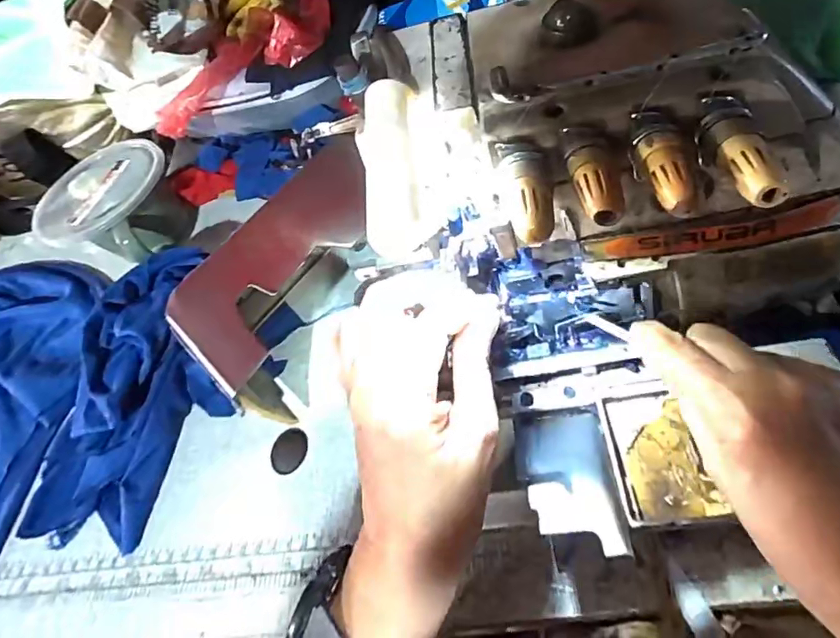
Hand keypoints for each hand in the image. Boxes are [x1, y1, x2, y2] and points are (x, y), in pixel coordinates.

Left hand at [331, 279, 500, 637]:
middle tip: (462, 301)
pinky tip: (403, 325)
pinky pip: (349, 339)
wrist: (407, 548)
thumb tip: (483, 318)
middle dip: (428, 290)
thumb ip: (477, 367)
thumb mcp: (479, 436)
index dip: (465, 306)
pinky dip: (375, 320)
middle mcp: (368, 387)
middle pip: (384, 304)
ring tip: (439, 309)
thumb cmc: (449, 506)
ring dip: (403, 300)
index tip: (490, 308)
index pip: (429, 323)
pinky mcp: (353, 396)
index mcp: (402, 400)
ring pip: (364, 314)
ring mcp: (355, 390)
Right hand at [628, 322, 839, 637]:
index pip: (680, 353)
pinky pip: (802, 371)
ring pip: (759, 354)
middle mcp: (775, 380)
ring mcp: (819, 379)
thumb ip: (704, 426)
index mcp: (737, 411)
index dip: (654, 340)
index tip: (643, 335)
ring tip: (768, 424)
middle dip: (699, 354)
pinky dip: (791, 390)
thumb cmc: (799, 546)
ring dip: (749, 376)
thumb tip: (688, 390)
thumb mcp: (732, 487)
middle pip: (714, 336)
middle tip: (703, 386)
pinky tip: (808, 430)